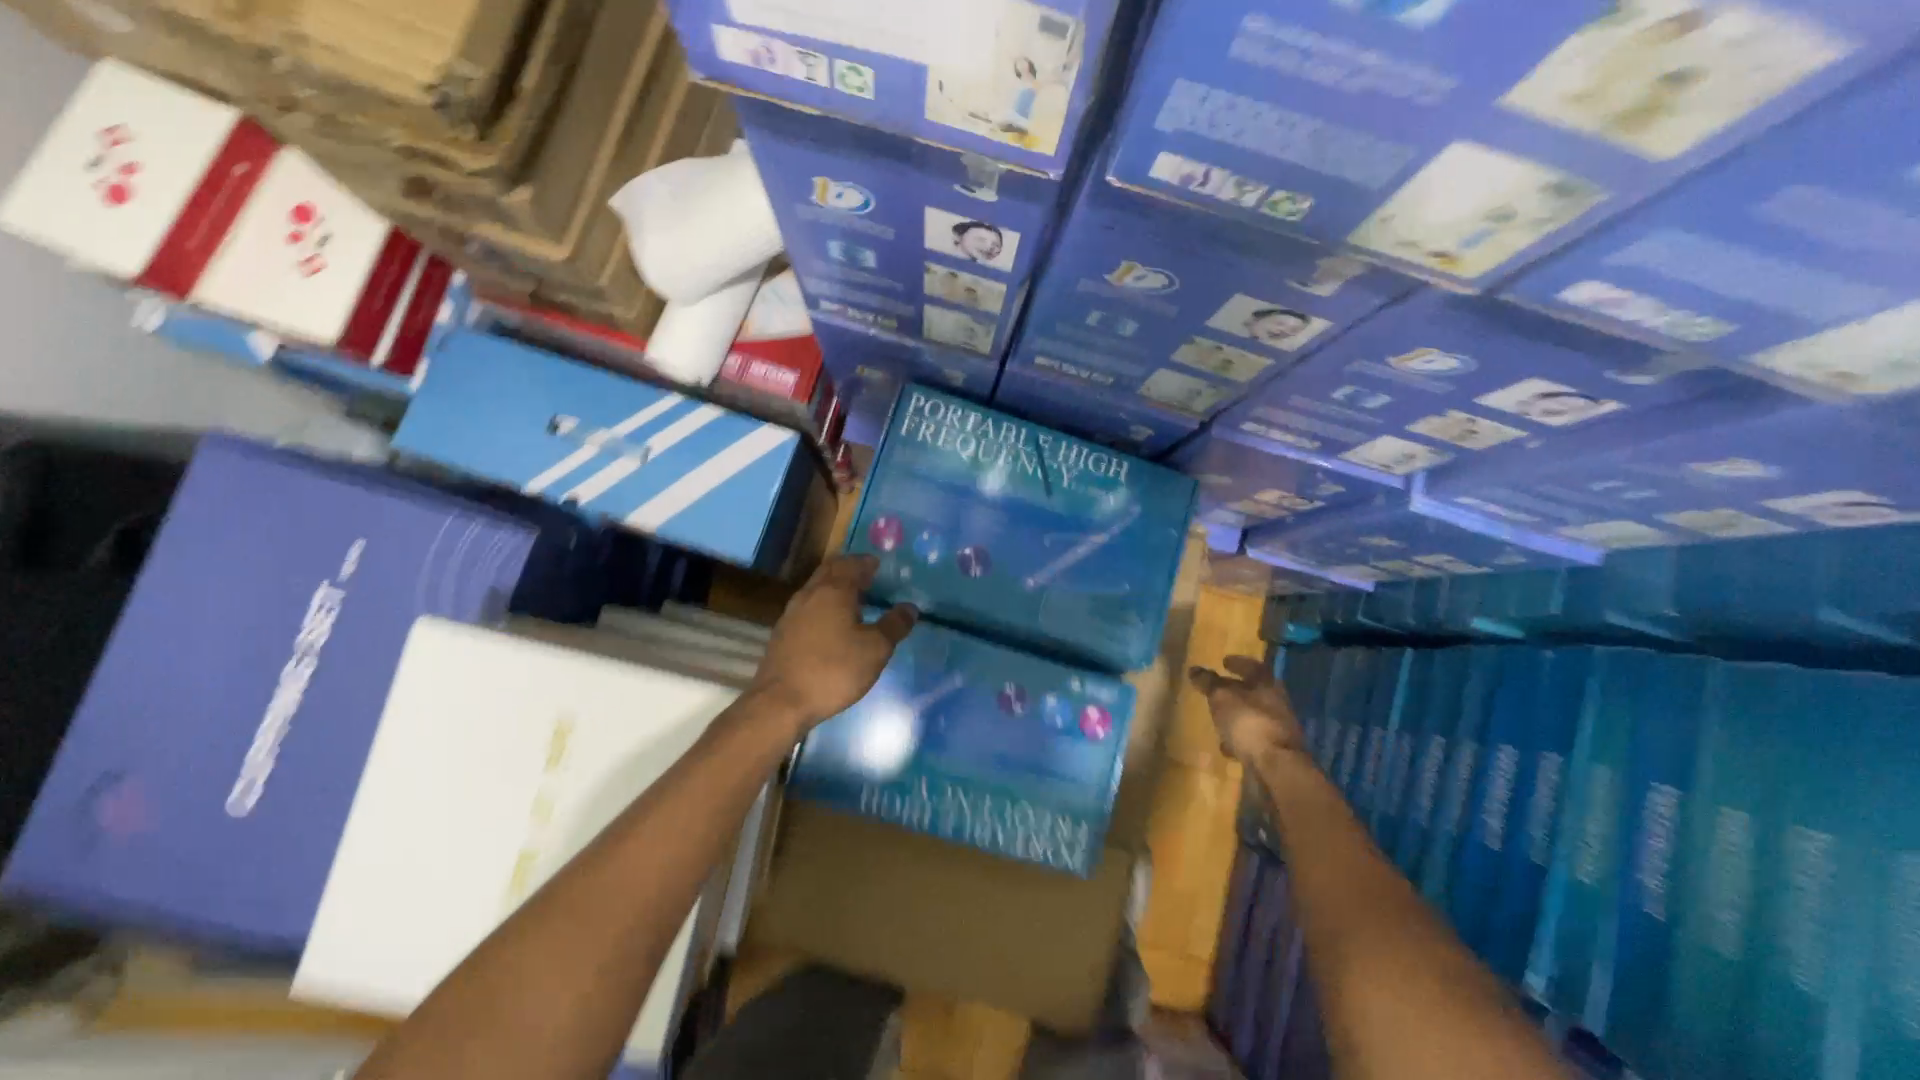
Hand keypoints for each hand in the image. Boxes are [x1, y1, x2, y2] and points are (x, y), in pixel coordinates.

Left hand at [753, 555, 916, 731]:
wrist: (781, 701)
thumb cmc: (834, 670)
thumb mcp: (875, 649)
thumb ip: (894, 625)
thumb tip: (909, 608)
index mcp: (833, 591)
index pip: (851, 564)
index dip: (866, 563)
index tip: (878, 565)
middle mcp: (809, 594)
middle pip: (829, 571)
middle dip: (848, 570)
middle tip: (867, 577)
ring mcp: (791, 614)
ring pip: (815, 589)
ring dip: (834, 588)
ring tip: (853, 600)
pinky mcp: (782, 634)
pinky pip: (807, 608)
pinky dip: (822, 606)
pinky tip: (830, 625)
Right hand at [1188, 656, 1306, 765]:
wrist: (1276, 766)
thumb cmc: (1249, 723)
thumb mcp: (1222, 699)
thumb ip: (1209, 683)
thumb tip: (1195, 669)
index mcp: (1267, 685)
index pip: (1254, 667)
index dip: (1238, 662)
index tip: (1223, 661)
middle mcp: (1276, 704)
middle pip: (1255, 692)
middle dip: (1236, 691)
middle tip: (1217, 689)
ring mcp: (1277, 729)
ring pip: (1254, 716)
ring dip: (1237, 716)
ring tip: (1218, 718)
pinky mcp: (1274, 751)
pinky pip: (1253, 740)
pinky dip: (1240, 740)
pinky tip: (1227, 746)